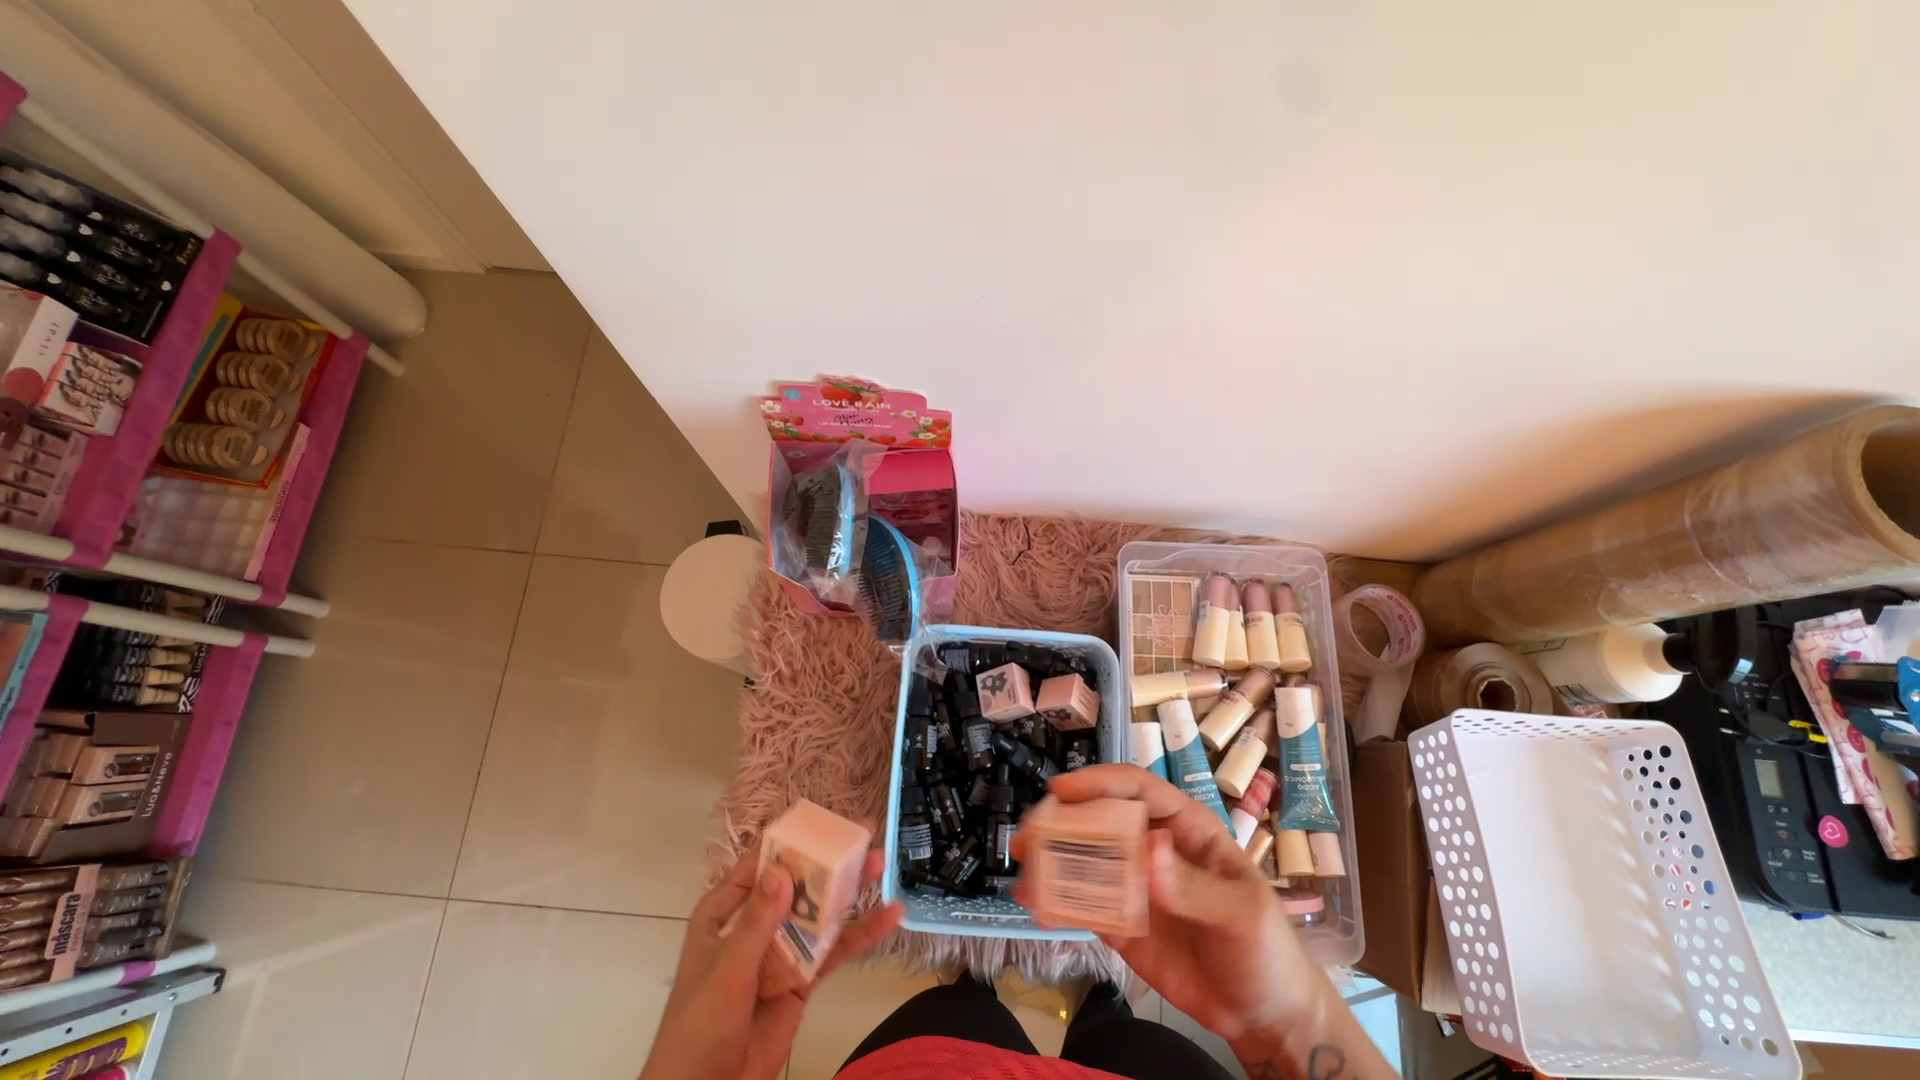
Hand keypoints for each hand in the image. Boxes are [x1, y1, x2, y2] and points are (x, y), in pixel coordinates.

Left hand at [639, 847, 903, 1079]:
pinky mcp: (802, 979)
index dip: (792, 841)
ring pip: (820, 913)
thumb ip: (757, 924)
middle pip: (797, 884)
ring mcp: (781, 951)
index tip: (825, 822)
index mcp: (725, 912)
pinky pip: (833, 952)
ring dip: (850, 891)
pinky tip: (888, 919)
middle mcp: (755, 924)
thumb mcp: (726, 971)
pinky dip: (860, 936)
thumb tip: (783, 871)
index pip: (760, 865)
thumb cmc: (700, 1025)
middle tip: (867, 835)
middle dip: (830, 862)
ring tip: (883, 866)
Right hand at [1014, 764, 1318, 1040]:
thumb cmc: (1265, 950)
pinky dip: (1056, 900)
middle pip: (1100, 819)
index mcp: (1186, 829)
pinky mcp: (1121, 925)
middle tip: (1028, 834)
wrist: (1264, 1017)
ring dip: (1051, 857)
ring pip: (1085, 858)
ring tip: (1023, 864)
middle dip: (1062, 820)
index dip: (1099, 783)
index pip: (1138, 790)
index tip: (1060, 790)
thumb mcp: (1241, 914)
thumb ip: (1195, 886)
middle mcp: (1153, 848)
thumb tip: (1149, 848)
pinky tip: (1033, 902)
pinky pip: (1084, 904)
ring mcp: (1134, 886)